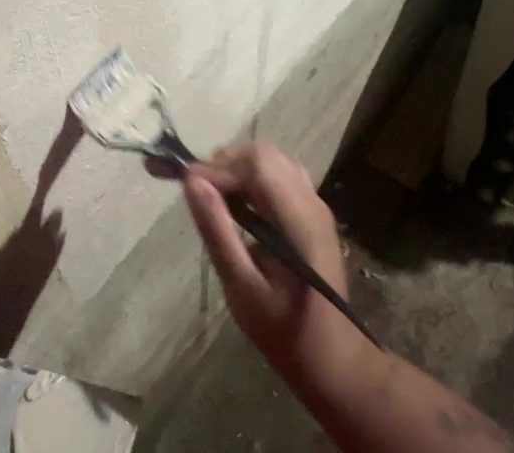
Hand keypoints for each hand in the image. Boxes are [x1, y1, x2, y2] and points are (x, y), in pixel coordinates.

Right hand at [182, 143, 372, 386]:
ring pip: (270, 161)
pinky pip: (277, 176)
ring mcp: (314, 207)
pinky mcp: (309, 214)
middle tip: (189, 187)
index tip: (180, 184)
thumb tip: (191, 182)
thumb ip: (217, 230)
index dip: (214, 168)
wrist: (333, 358)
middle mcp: (311, 203)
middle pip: (263, 156)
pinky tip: (232, 203)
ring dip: (234, 168)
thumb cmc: (284, 329)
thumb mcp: (242, 286)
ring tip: (206, 193)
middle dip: (221, 163)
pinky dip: (248, 178)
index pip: (255, 166)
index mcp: (300, 220)